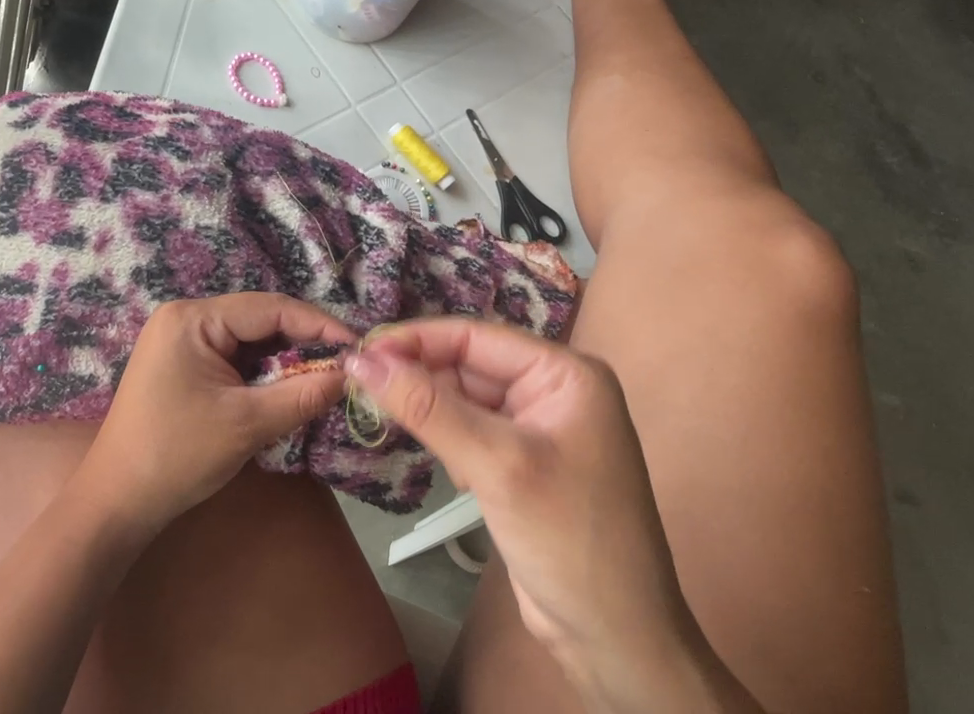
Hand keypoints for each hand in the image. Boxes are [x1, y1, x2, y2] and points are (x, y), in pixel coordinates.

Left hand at [81, 293, 352, 533]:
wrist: (118, 501)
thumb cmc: (178, 456)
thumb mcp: (248, 424)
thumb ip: (302, 394)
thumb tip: (350, 375)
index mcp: (193, 319)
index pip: (269, 308)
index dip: (317, 325)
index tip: (357, 346)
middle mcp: (184, 318)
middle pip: (259, 320)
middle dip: (302, 343)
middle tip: (345, 366)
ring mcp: (179, 340)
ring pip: (249, 340)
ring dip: (283, 360)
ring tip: (323, 378)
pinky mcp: (181, 364)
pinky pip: (232, 356)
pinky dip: (261, 372)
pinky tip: (286, 388)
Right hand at [347, 320, 758, 711]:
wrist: (615, 637)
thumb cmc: (567, 538)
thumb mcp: (494, 464)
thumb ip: (427, 406)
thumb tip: (360, 361)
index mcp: (565, 374)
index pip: (475, 337)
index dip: (415, 341)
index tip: (358, 353)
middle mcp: (554, 391)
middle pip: (468, 366)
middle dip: (418, 377)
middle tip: (359, 389)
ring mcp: (540, 430)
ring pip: (465, 400)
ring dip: (429, 410)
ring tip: (383, 419)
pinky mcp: (524, 465)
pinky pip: (472, 433)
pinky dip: (446, 440)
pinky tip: (440, 465)